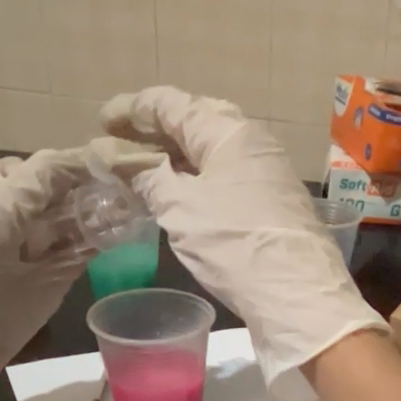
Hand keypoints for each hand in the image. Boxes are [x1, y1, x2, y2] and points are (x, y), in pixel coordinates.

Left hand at [0, 139, 163, 393]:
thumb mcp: (46, 290)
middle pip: (8, 172)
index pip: (42, 171)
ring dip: (1, 203)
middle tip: (53, 218)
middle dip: (35, 188)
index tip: (94, 172)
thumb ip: (76, 245)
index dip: (72, 168)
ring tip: (10, 241)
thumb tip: (106, 217)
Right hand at [101, 86, 386, 400]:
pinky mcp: (274, 205)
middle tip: (123, 143)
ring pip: (213, 154)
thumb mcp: (179, 208)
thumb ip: (144, 175)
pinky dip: (198, 180)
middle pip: (196, 123)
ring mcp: (268, 174)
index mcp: (228, 130)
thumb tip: (111, 153)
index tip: (103, 121)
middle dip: (157, 130)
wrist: (297, 296)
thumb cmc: (234, 244)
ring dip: (177, 157)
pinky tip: (180, 195)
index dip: (134, 108)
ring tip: (144, 170)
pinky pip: (227, 178)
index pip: (172, 103)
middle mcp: (253, 143)